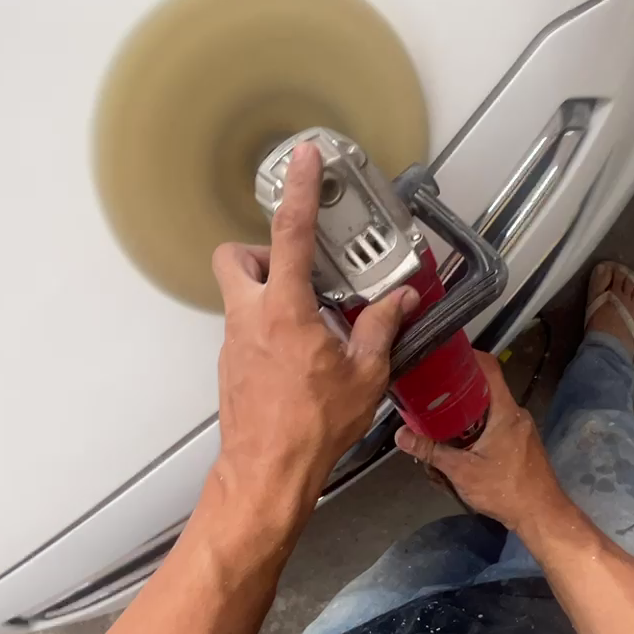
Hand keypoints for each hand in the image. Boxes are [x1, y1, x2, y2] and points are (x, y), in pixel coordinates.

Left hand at [210, 143, 417, 526]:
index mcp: (285, 312)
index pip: (290, 235)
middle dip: (261, 251)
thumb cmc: (312, 427)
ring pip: (240, 295)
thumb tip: (401, 302)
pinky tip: (302, 357)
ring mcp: (234, 344)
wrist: (268, 472)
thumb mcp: (364, 374)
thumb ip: (381, 327)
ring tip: (313, 322)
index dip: (300, 191)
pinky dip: (271, 328)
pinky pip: (247, 329)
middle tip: (300, 270)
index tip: (307, 160)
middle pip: (234, 257)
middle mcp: (250, 320)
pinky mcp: (232, 366)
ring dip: (271, 294)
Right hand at [394, 351, 567, 529]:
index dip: (468, 355)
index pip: (489, 367)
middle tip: (431, 389)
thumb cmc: (505, 489)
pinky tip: (460, 439)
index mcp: (504, 410)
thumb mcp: (462, 471)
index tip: (444, 356)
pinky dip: (478, 425)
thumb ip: (431, 451)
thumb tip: (401, 436)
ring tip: (440, 415)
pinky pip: (496, 423)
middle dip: (458, 387)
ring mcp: (520, 428)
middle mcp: (515, 413)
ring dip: (467, 410)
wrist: (541, 514)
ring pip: (490, 408)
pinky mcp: (521, 442)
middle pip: (486, 387)